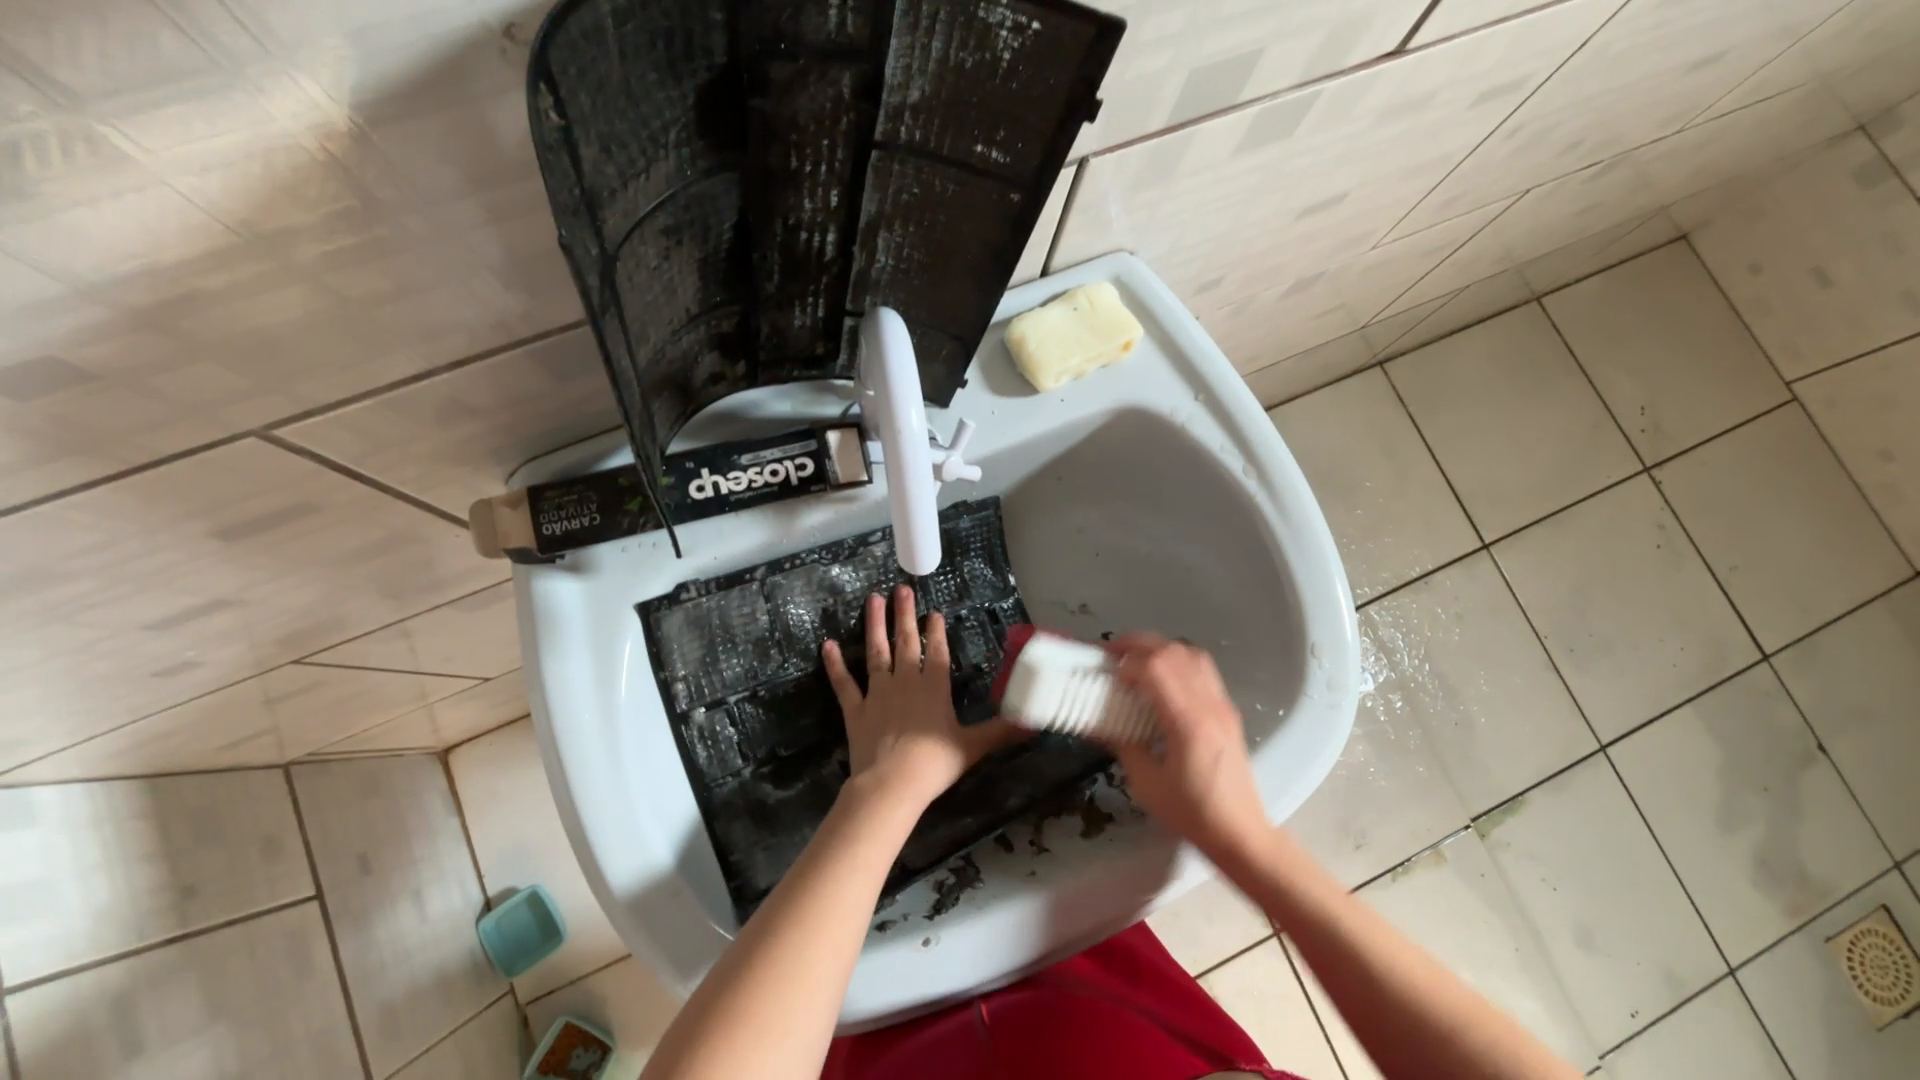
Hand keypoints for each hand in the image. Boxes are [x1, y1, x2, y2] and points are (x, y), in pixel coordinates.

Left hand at [822, 586, 1013, 810]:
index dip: (935, 631)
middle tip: (901, 588)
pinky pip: (844, 683)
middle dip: (904, 614)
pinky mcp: (855, 710)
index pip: (936, 652)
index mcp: (934, 688)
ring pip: (876, 652)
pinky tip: (827, 645)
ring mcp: (877, 693)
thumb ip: (1001, 731)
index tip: (933, 611)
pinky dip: (835, 665)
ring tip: (873, 599)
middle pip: (905, 642)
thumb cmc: (935, 764)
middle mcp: (905, 682)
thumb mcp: (973, 746)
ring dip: (874, 625)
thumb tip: (1034, 722)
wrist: (892, 783)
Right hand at [1104, 635, 1270, 867]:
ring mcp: (1223, 705)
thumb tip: (1096, 722)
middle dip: (1140, 645)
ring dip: (1161, 649)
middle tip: (1112, 654)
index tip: (1103, 668)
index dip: (1126, 661)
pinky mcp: (1228, 711)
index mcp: (1188, 722)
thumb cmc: (1191, 812)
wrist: (1239, 832)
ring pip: (1192, 655)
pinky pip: (1204, 670)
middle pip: (1174, 652)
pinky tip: (1162, 679)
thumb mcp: (1146, 783)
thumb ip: (1123, 744)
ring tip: (1136, 661)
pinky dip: (1178, 661)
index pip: (1156, 668)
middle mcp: (1209, 705)